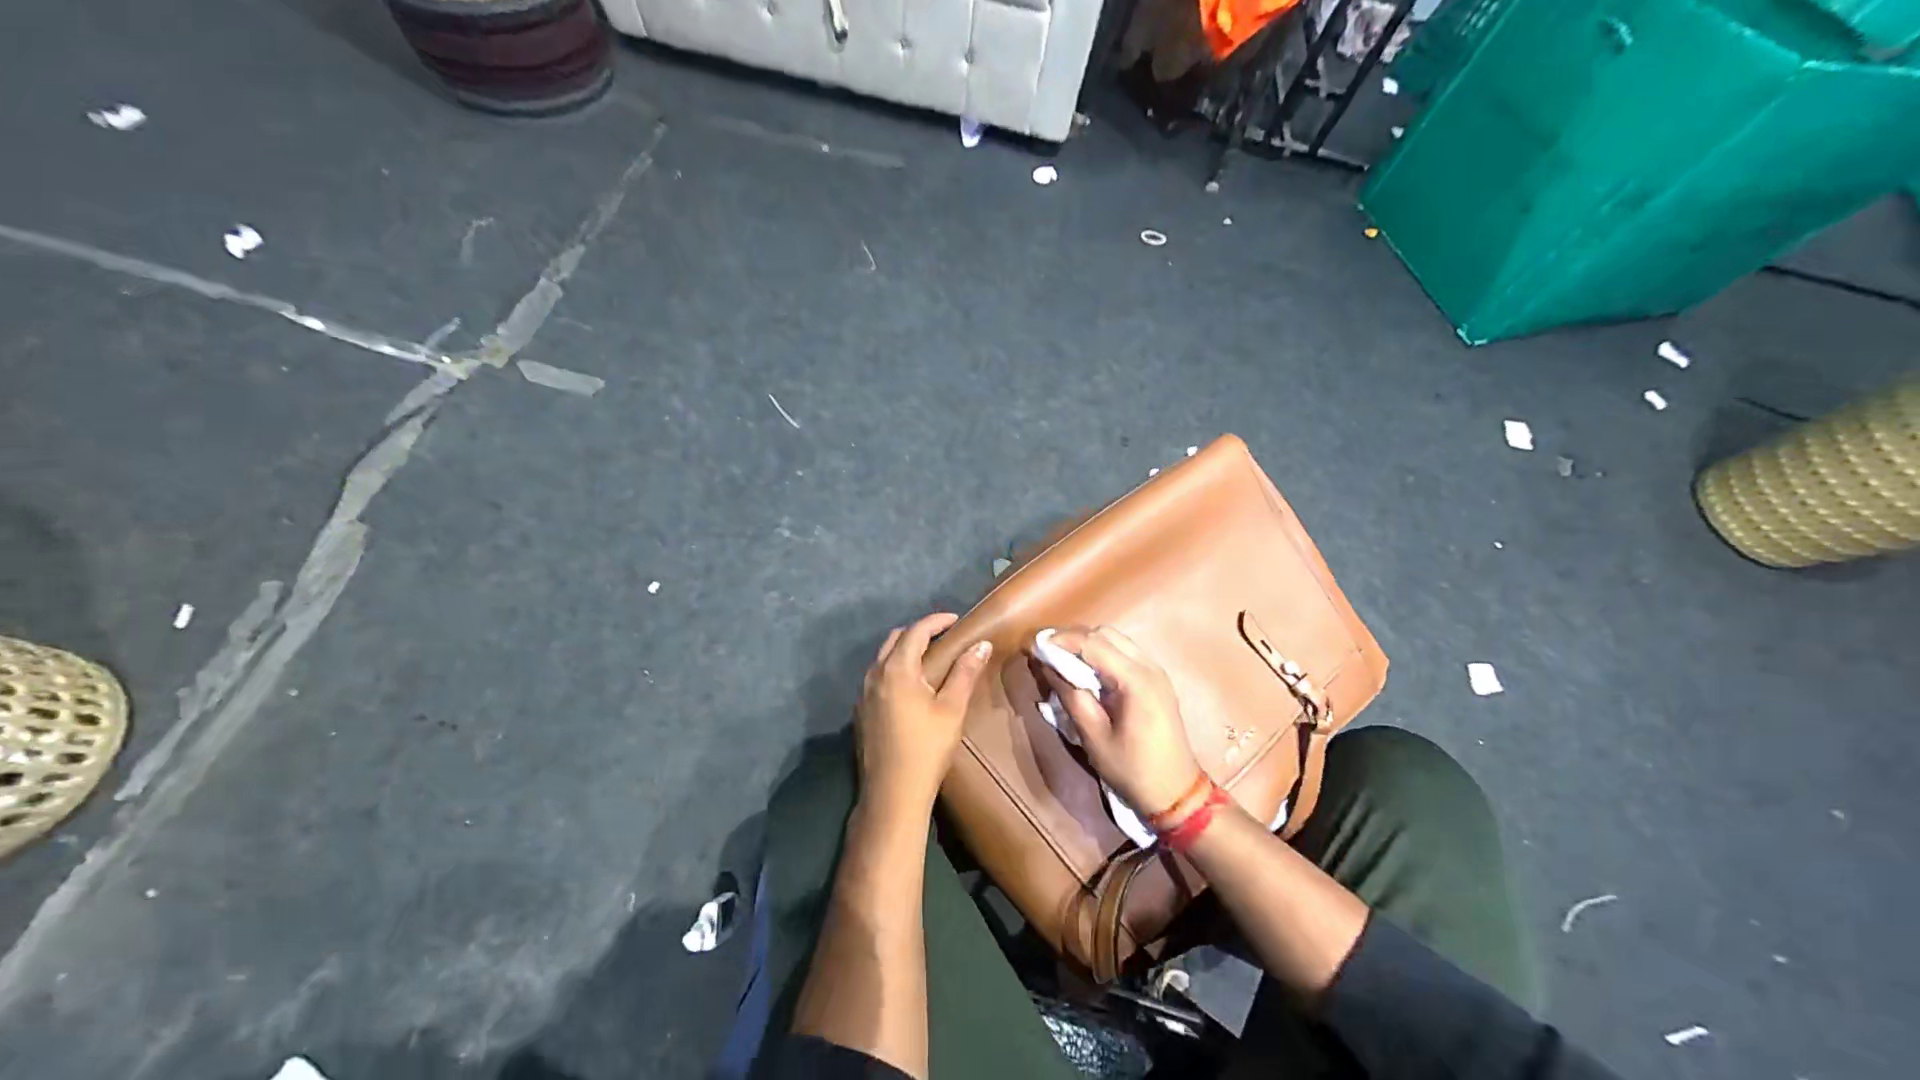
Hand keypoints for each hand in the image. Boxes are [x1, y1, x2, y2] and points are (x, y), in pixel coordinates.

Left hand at [856, 613, 993, 811]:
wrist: (892, 793)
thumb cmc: (927, 747)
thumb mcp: (952, 708)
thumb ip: (965, 672)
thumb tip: (981, 644)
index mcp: (896, 668)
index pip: (916, 631)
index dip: (936, 621)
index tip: (955, 619)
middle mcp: (874, 674)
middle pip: (895, 640)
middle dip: (919, 632)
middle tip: (943, 637)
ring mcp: (863, 694)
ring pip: (883, 659)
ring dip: (905, 651)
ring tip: (930, 658)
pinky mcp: (860, 712)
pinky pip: (877, 678)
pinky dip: (895, 670)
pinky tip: (911, 687)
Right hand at [1032, 626, 1202, 817]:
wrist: (1177, 793)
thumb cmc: (1132, 769)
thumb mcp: (1094, 737)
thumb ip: (1071, 697)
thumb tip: (1048, 667)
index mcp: (1136, 680)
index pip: (1093, 643)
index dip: (1060, 640)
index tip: (1034, 645)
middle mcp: (1149, 667)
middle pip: (1105, 634)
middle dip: (1073, 638)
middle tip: (1046, 653)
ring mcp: (1156, 672)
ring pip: (1116, 640)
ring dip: (1088, 644)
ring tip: (1062, 660)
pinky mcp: (1157, 681)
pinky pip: (1125, 653)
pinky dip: (1103, 654)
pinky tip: (1087, 671)